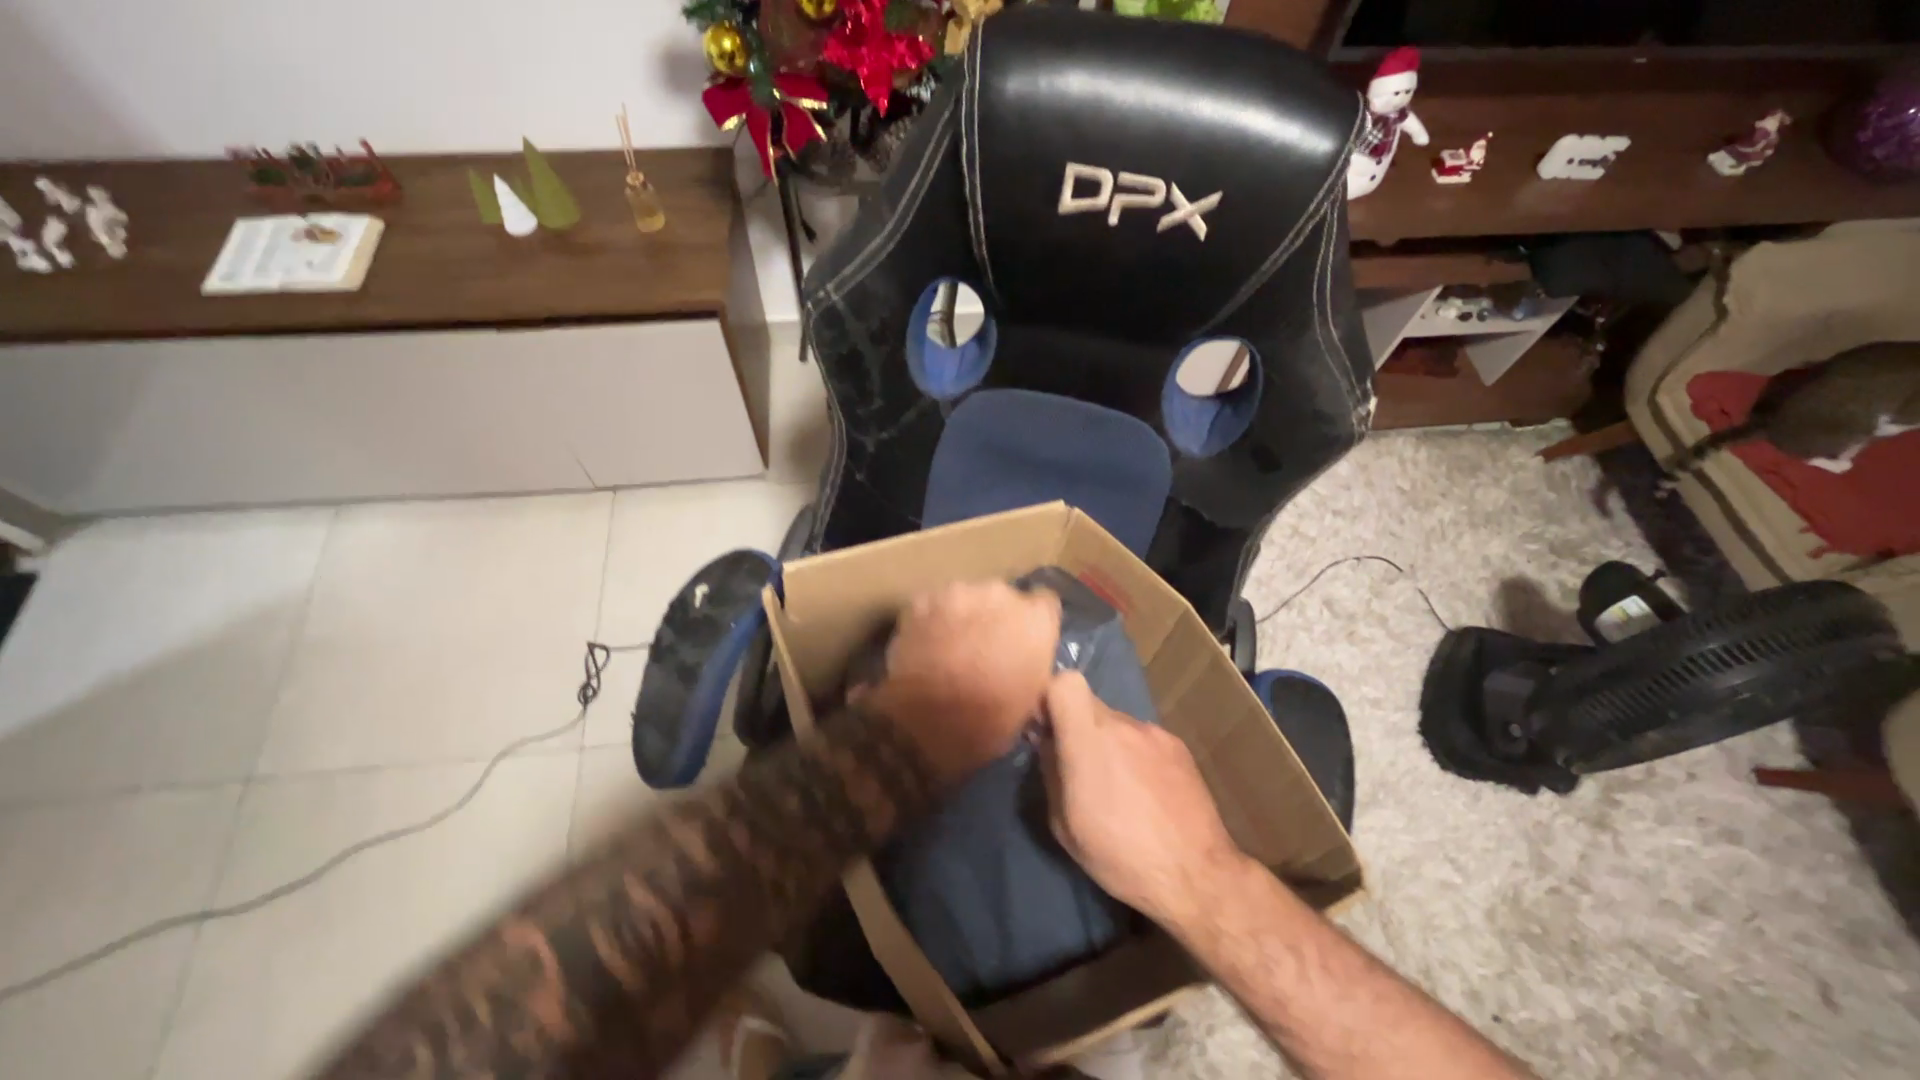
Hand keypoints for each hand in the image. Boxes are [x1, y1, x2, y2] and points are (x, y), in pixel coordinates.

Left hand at [860, 581, 1060, 781]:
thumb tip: (1024, 663)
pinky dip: (931, 621)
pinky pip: (932, 606)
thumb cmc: (989, 721)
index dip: (1031, 624)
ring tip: (950, 647)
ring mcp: (957, 593)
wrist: (928, 722)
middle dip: (994, 617)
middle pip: (1002, 598)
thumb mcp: (1031, 699)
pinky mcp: (921, 600)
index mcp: (1036, 620)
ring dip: (962, 616)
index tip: (1022, 642)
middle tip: (983, 647)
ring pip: (965, 598)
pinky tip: (925, 646)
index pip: (1045, 604)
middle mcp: (1000, 594)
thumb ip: (1032, 665)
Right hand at [1040, 672, 1247, 929]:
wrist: (1195, 874)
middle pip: (1089, 704)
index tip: (1047, 728)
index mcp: (1088, 740)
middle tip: (1079, 767)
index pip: (1064, 682)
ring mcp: (1154, 733)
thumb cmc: (1119, 855)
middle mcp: (1121, 725)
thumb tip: (1048, 743)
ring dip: (1109, 744)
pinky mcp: (1178, 746)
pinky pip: (1143, 739)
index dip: (1051, 697)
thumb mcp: (1064, 824)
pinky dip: (1136, 755)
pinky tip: (1146, 793)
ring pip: (1116, 723)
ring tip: (1118, 789)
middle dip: (1077, 727)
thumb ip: (1050, 772)